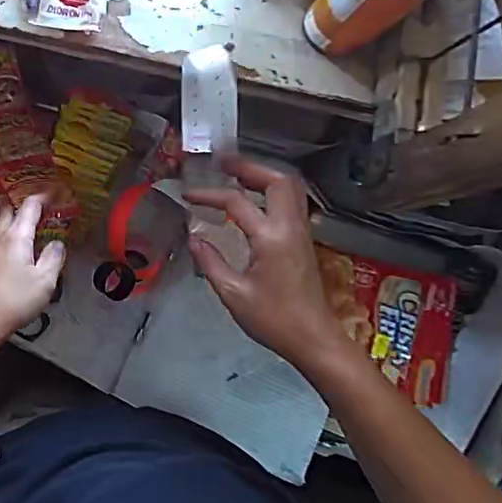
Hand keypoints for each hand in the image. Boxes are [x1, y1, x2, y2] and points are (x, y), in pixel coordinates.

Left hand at [0, 194, 65, 342]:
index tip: (57, 192)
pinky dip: (11, 234)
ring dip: (17, 220)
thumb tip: (57, 243)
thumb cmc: (15, 300)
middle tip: (45, 207)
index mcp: (16, 236)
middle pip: (12, 210)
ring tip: (34, 225)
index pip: (30, 205)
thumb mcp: (45, 280)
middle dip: (28, 206)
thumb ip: (54, 257)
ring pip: (3, 224)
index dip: (44, 196)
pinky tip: (19, 247)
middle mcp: (0, 237)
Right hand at [183, 157, 346, 370]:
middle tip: (223, 164)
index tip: (187, 196)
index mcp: (270, 238)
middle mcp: (289, 227)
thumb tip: (194, 238)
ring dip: (264, 176)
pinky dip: (272, 191)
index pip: (236, 203)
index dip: (208, 195)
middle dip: (249, 167)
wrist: (313, 338)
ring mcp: (301, 232)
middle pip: (277, 180)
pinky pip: (291, 202)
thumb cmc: (272, 319)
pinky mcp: (304, 240)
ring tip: (238, 174)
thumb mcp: (232, 293)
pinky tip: (254, 199)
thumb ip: (210, 261)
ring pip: (290, 188)